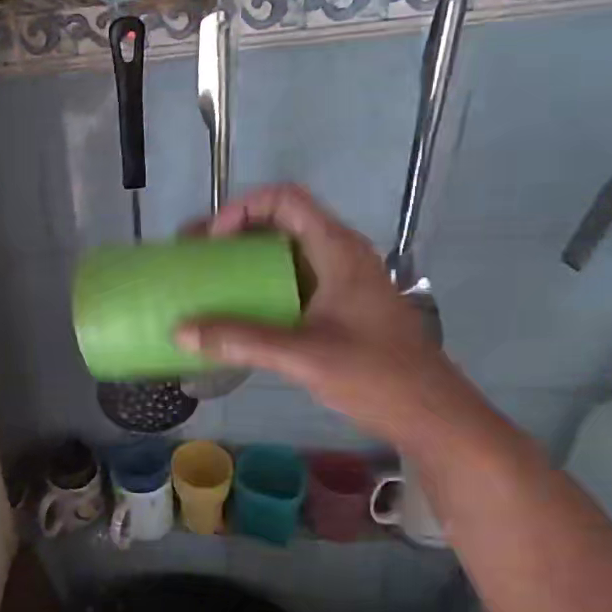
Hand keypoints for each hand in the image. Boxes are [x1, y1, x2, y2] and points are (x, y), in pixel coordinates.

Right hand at [175, 184, 483, 448]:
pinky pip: (297, 280)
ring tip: (210, 280)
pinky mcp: (344, 305)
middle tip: (198, 257)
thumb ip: (242, 341)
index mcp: (337, 249)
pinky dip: (266, 286)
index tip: (213, 241)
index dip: (243, 209)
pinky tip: (242, 312)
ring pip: (290, 253)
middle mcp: (341, 254)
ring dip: (250, 262)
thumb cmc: (374, 375)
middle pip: (283, 223)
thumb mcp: (303, 356)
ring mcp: (345, 280)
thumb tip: (181, 331)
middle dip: (237, 234)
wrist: (430, 412)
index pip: (286, 200)